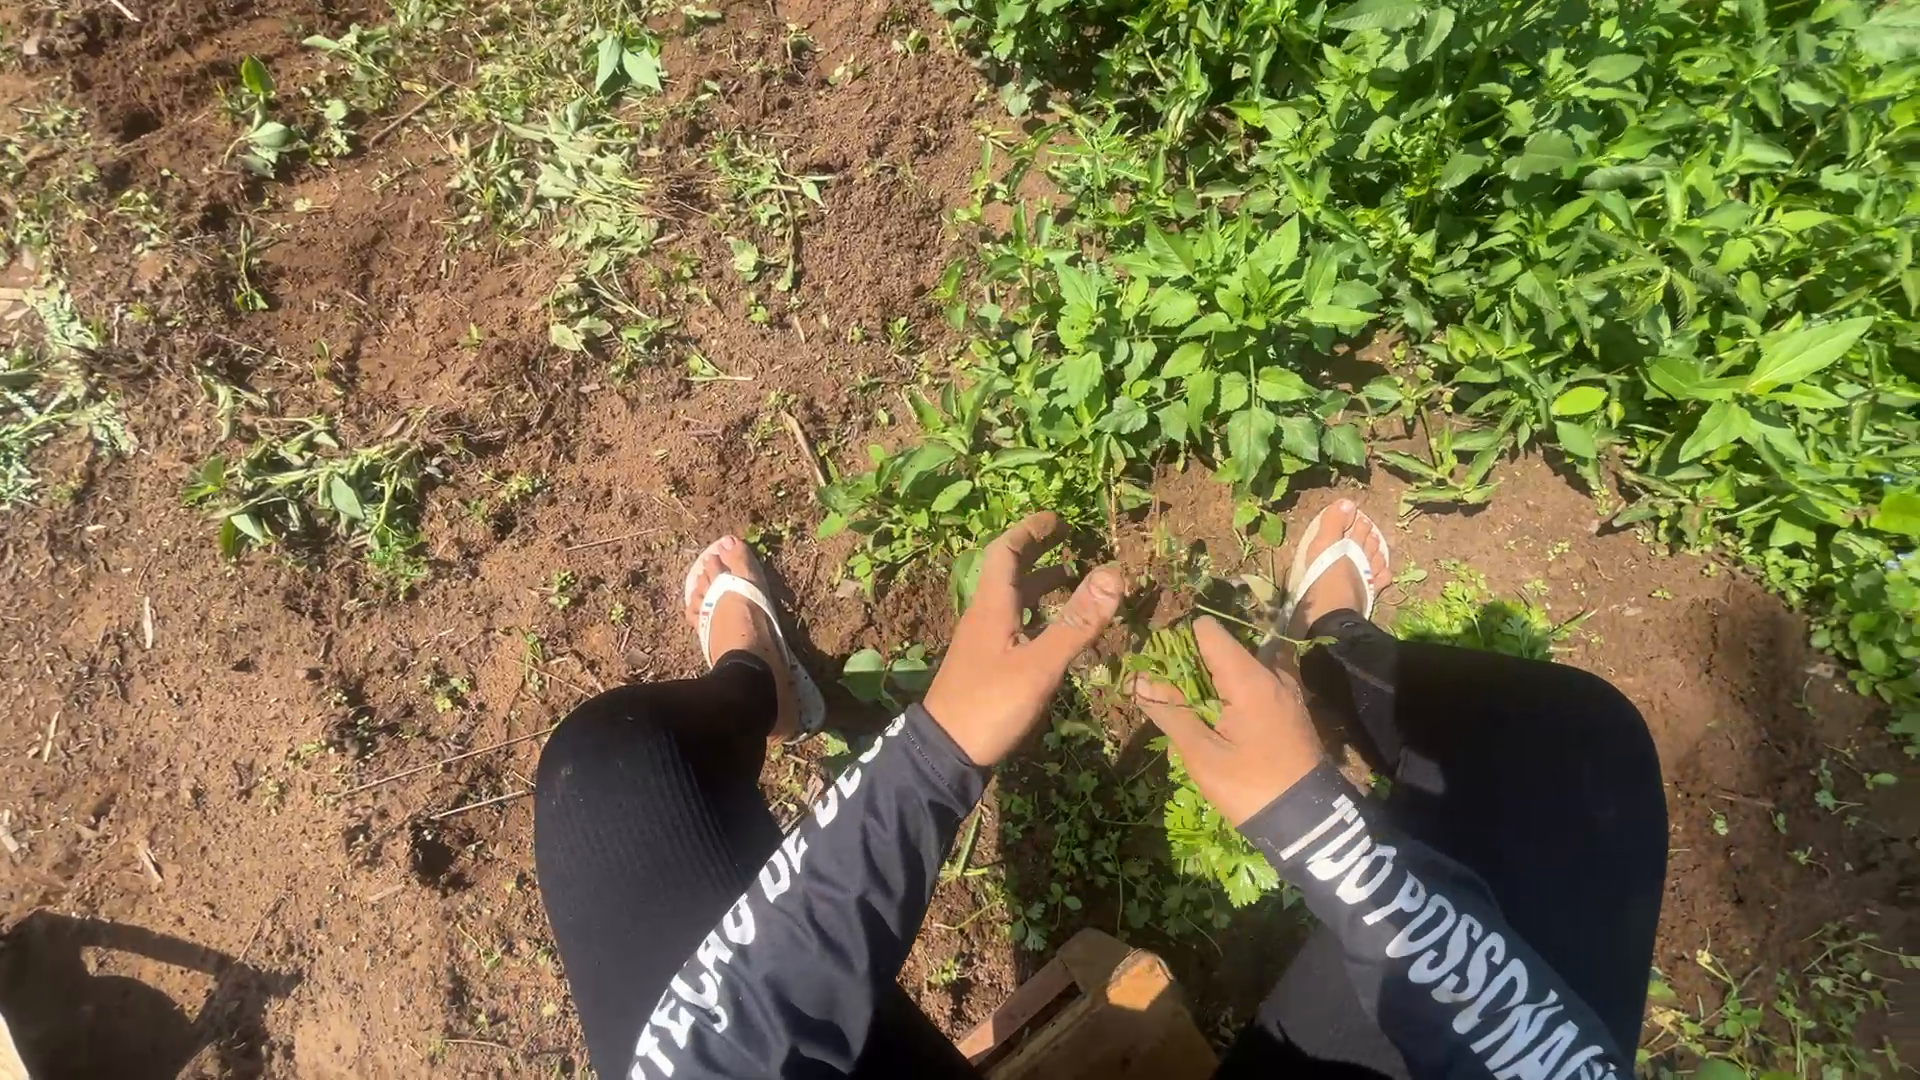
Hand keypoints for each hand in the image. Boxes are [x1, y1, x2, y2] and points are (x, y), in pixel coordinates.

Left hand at [923, 512, 1124, 765]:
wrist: (945, 751)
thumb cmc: (990, 704)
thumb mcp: (1039, 664)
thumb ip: (1077, 623)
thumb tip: (1114, 574)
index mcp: (992, 606)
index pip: (1006, 552)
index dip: (1029, 531)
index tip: (1056, 519)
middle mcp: (984, 616)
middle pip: (1008, 572)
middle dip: (1037, 552)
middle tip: (1067, 539)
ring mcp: (983, 641)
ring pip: (1012, 600)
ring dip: (1039, 584)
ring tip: (1072, 578)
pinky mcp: (986, 663)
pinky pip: (1014, 623)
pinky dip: (1036, 614)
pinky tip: (1053, 629)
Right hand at [1129, 617, 1323, 824]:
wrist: (1311, 824)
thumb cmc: (1251, 787)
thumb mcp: (1202, 754)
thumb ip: (1170, 711)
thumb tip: (1138, 681)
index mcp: (1250, 679)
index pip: (1209, 632)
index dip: (1180, 640)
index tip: (1160, 665)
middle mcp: (1271, 675)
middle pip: (1221, 650)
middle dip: (1191, 667)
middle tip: (1168, 697)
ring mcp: (1285, 691)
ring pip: (1236, 669)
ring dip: (1210, 684)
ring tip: (1190, 715)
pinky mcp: (1290, 707)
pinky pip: (1253, 686)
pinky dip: (1230, 696)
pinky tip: (1216, 724)